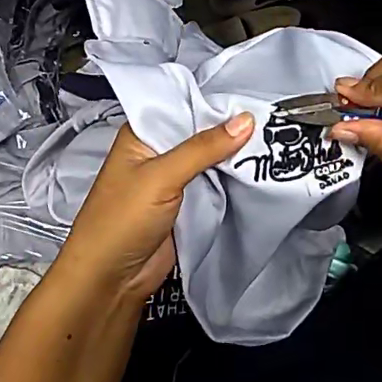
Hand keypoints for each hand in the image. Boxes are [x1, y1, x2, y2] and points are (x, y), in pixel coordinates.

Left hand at [50, 114, 253, 301]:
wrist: (111, 281)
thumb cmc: (119, 222)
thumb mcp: (161, 176)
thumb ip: (203, 148)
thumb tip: (244, 120)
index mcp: (141, 133)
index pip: (182, 104)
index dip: (213, 102)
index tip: (250, 100)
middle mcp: (156, 151)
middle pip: (199, 132)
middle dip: (229, 130)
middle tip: (270, 122)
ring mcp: (172, 178)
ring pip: (209, 159)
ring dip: (233, 156)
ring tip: (271, 143)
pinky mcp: (186, 203)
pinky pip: (213, 183)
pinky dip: (231, 179)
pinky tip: (256, 170)